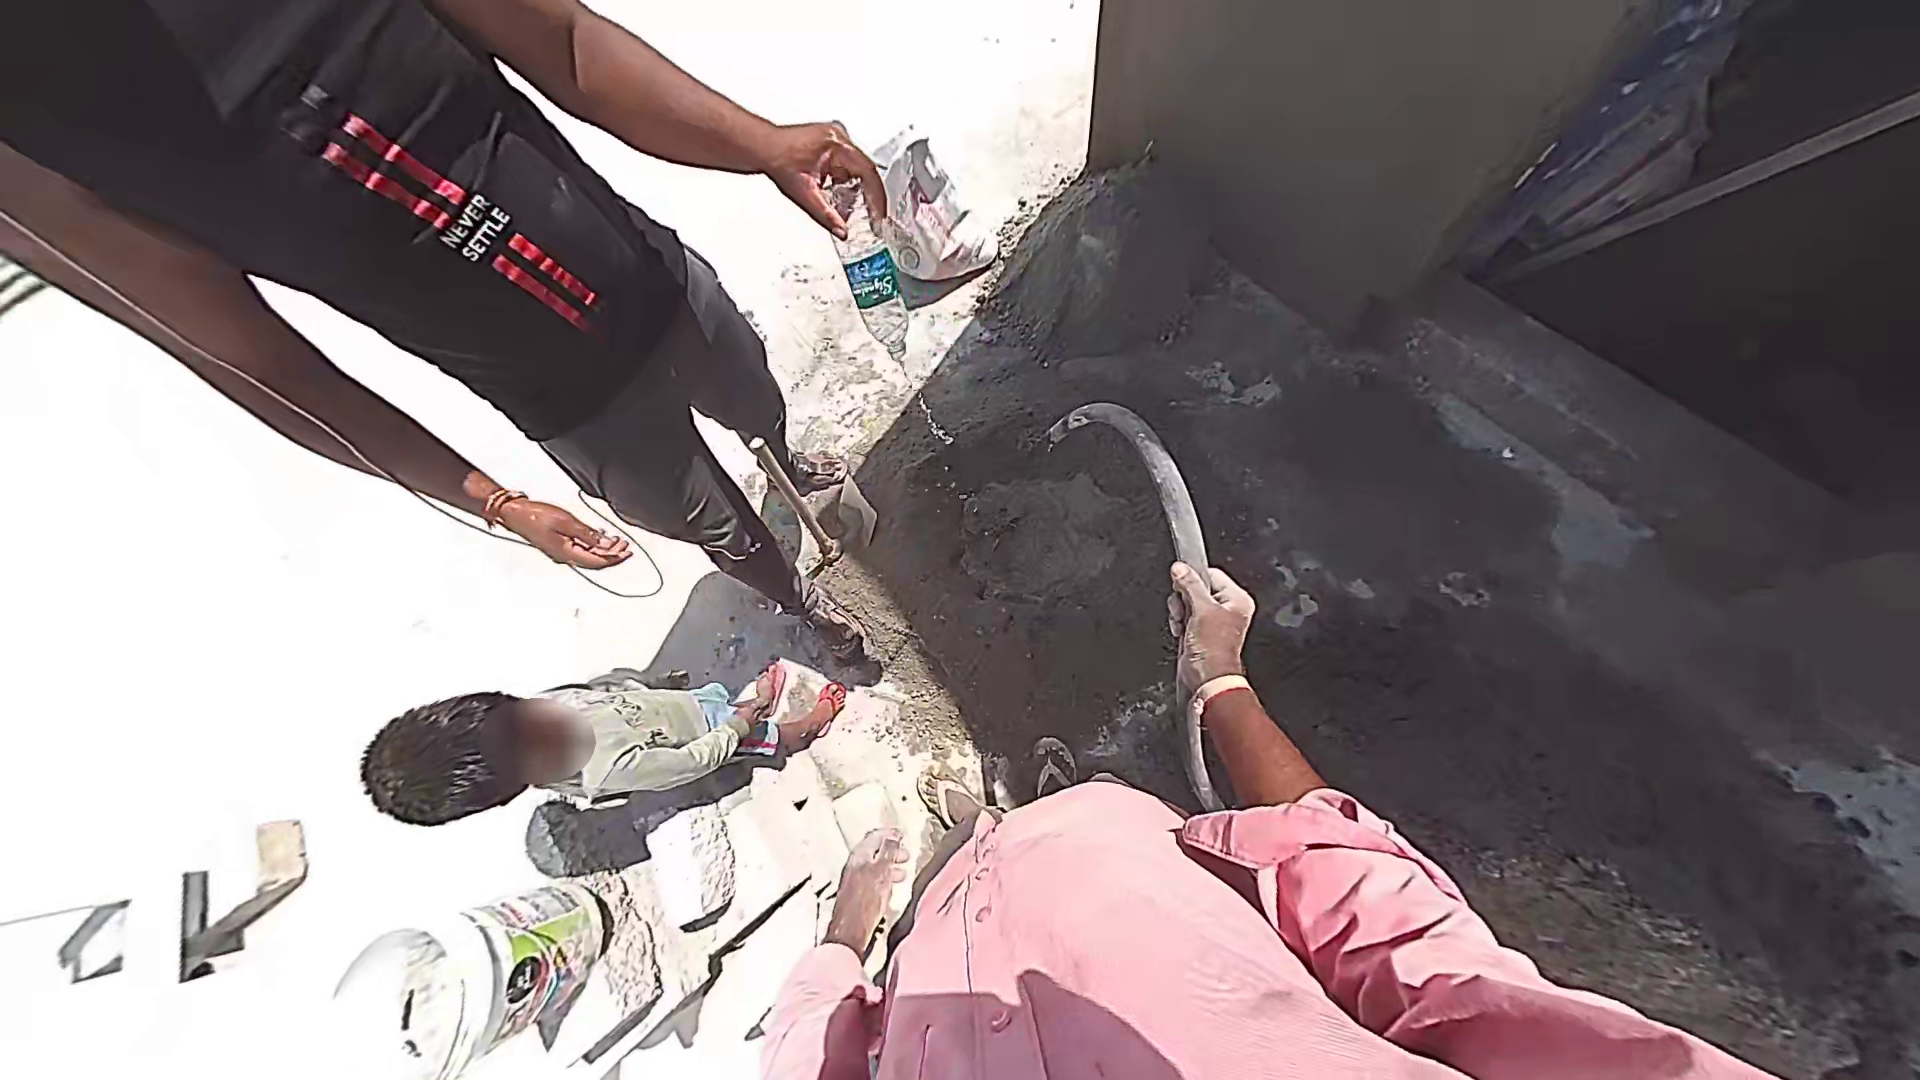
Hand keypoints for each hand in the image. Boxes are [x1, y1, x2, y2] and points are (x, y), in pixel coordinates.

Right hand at [497, 499, 631, 568]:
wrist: (513, 512)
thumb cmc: (535, 515)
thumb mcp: (566, 522)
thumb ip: (588, 534)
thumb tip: (605, 544)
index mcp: (566, 553)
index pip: (597, 562)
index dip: (615, 559)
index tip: (627, 552)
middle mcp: (564, 556)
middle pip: (595, 561)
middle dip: (613, 554)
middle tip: (626, 545)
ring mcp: (561, 552)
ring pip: (589, 555)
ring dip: (605, 550)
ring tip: (618, 541)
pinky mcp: (559, 545)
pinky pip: (581, 550)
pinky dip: (594, 546)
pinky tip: (602, 539)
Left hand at [757, 122, 886, 239]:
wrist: (763, 148)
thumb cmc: (778, 159)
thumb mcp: (806, 194)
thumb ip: (827, 216)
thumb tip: (842, 231)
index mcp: (837, 143)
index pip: (869, 172)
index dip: (878, 198)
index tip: (880, 216)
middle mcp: (840, 137)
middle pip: (865, 173)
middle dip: (866, 199)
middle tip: (868, 220)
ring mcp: (837, 140)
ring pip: (857, 173)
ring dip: (853, 193)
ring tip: (843, 209)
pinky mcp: (833, 147)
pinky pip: (848, 170)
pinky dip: (845, 187)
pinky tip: (835, 197)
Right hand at [1169, 562, 1254, 692]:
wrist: (1205, 676)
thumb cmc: (1213, 650)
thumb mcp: (1201, 609)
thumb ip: (1189, 585)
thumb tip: (1180, 568)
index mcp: (1236, 599)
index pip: (1210, 574)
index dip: (1194, 579)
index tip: (1183, 587)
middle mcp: (1227, 608)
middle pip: (1196, 587)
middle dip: (1183, 599)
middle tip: (1186, 610)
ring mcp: (1212, 620)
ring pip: (1186, 601)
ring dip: (1179, 611)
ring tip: (1184, 623)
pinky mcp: (1200, 629)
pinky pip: (1183, 614)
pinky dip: (1178, 621)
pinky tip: (1182, 630)